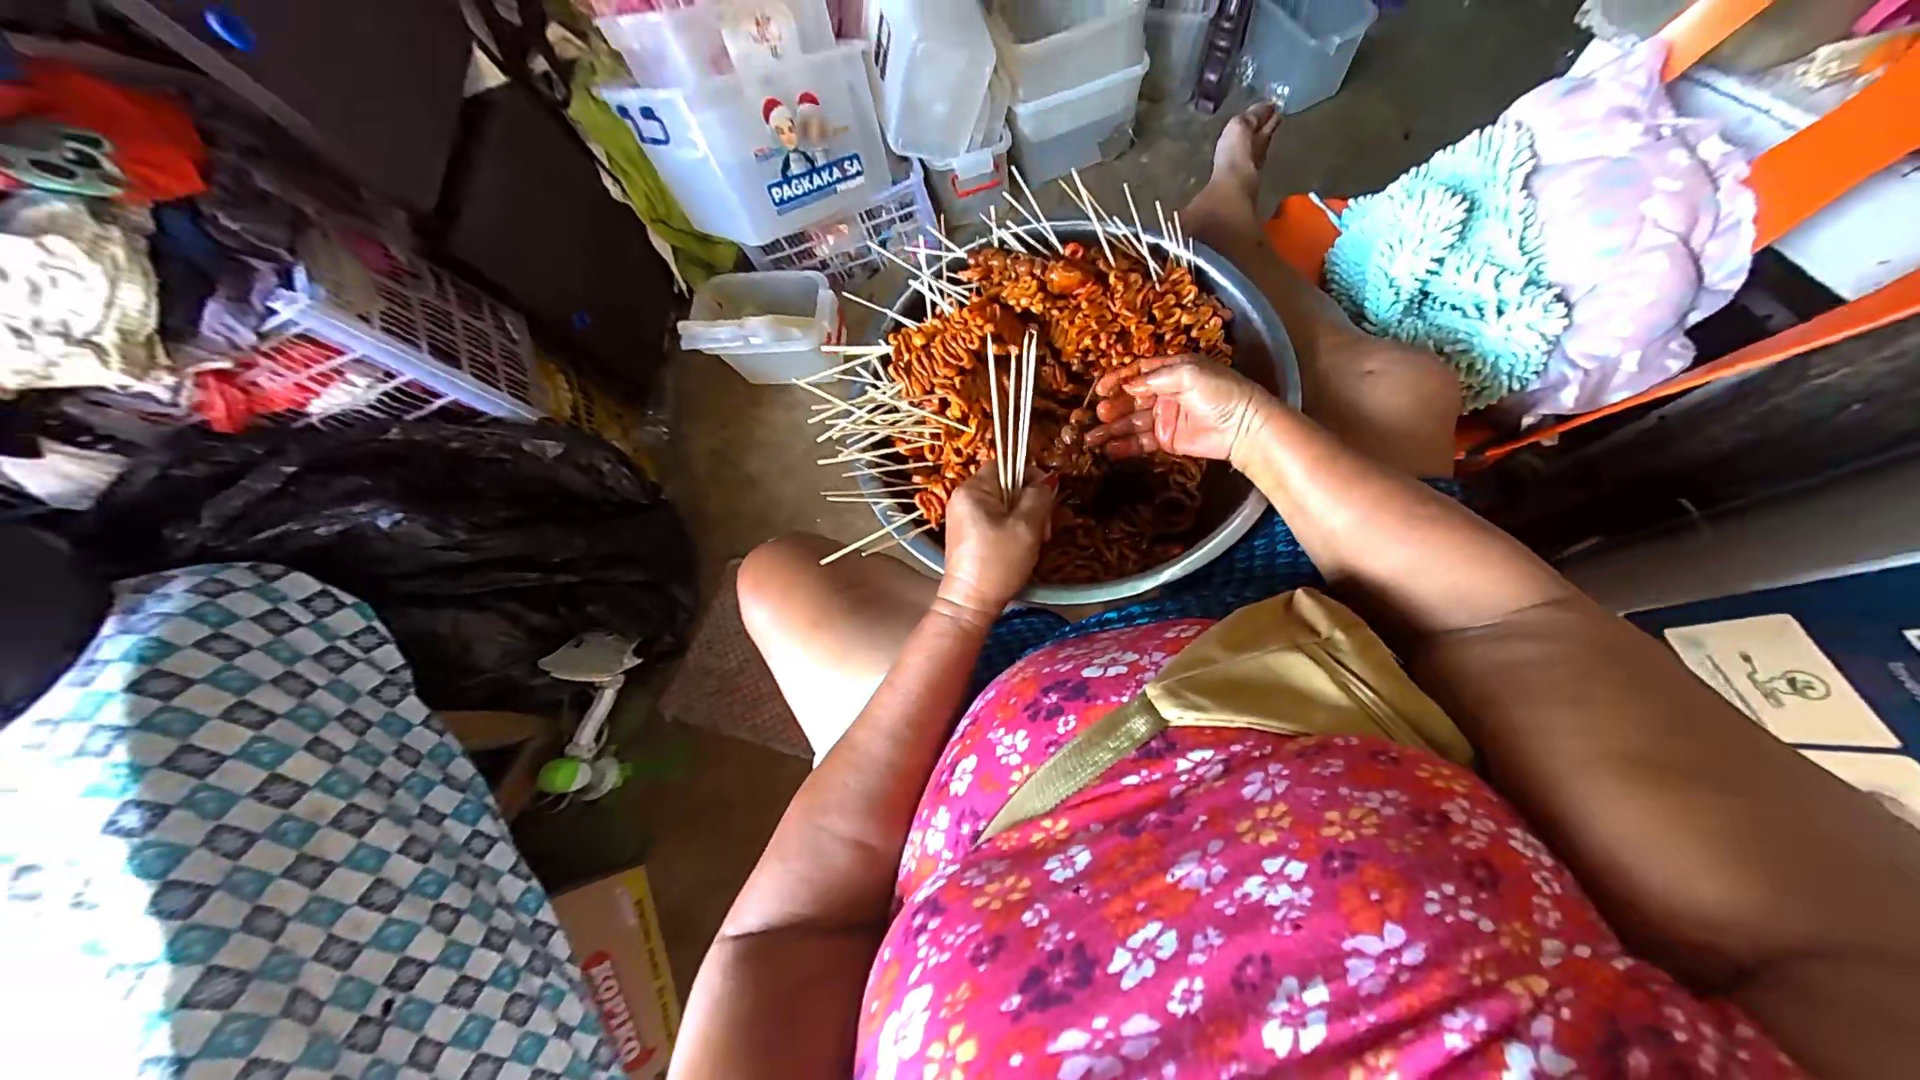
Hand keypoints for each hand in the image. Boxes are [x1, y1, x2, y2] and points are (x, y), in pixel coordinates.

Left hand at [936, 465, 1055, 618]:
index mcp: (972, 489)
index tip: (1047, 499)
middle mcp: (963, 498)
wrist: (970, 603)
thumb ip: (1039, 497)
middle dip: (1030, 503)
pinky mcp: (968, 535)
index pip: (1006, 464)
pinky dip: (1013, 530)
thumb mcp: (1026, 527)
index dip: (1030, 476)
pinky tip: (1023, 547)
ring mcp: (964, 517)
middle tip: (1045, 529)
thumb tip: (1048, 478)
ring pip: (1004, 505)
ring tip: (1037, 541)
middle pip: (1007, 485)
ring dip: (1025, 519)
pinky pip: (995, 520)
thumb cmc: (998, 562)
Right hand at [1085, 356, 1277, 468]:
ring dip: (1112, 429)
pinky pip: (1140, 442)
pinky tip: (1109, 449)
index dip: (1118, 379)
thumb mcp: (1189, 375)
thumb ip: (1156, 379)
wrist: (1244, 428)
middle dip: (1112, 406)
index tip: (1101, 388)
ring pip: (1131, 423)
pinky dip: (1125, 446)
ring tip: (1092, 438)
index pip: (1138, 373)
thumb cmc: (1221, 393)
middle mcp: (1164, 393)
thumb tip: (1128, 385)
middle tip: (1098, 414)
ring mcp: (1164, 418)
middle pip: (1130, 399)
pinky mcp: (1166, 440)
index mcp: (1171, 371)